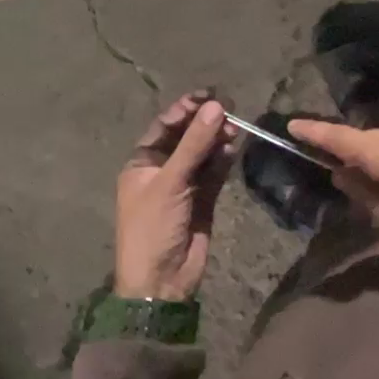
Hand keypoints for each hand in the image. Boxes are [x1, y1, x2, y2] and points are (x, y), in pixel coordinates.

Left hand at [114, 94, 238, 299]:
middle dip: (206, 122)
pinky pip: (215, 170)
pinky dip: (224, 158)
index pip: (166, 125)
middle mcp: (163, 169)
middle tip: (229, 109)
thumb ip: (194, 144)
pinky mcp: (204, 198)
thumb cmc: (153, 228)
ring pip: (204, 152)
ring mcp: (185, 184)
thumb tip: (217, 106)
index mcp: (143, 163)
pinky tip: (234, 147)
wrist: (161, 283)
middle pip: (187, 136)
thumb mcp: (170, 183)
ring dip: (218, 138)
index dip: (186, 109)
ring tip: (235, 127)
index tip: (210, 95)